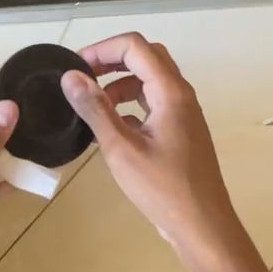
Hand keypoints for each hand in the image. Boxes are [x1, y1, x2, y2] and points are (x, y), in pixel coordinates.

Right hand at [60, 33, 240, 255]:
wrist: (201, 224)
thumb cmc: (162, 187)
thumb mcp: (121, 149)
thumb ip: (96, 110)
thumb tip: (71, 77)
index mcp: (170, 92)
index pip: (135, 47)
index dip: (102, 49)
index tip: (75, 68)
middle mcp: (180, 95)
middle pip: (146, 57)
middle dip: (111, 61)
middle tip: (82, 79)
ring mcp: (183, 114)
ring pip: (150, 81)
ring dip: (119, 84)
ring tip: (92, 105)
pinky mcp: (180, 132)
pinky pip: (153, 104)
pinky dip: (130, 106)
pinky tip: (111, 128)